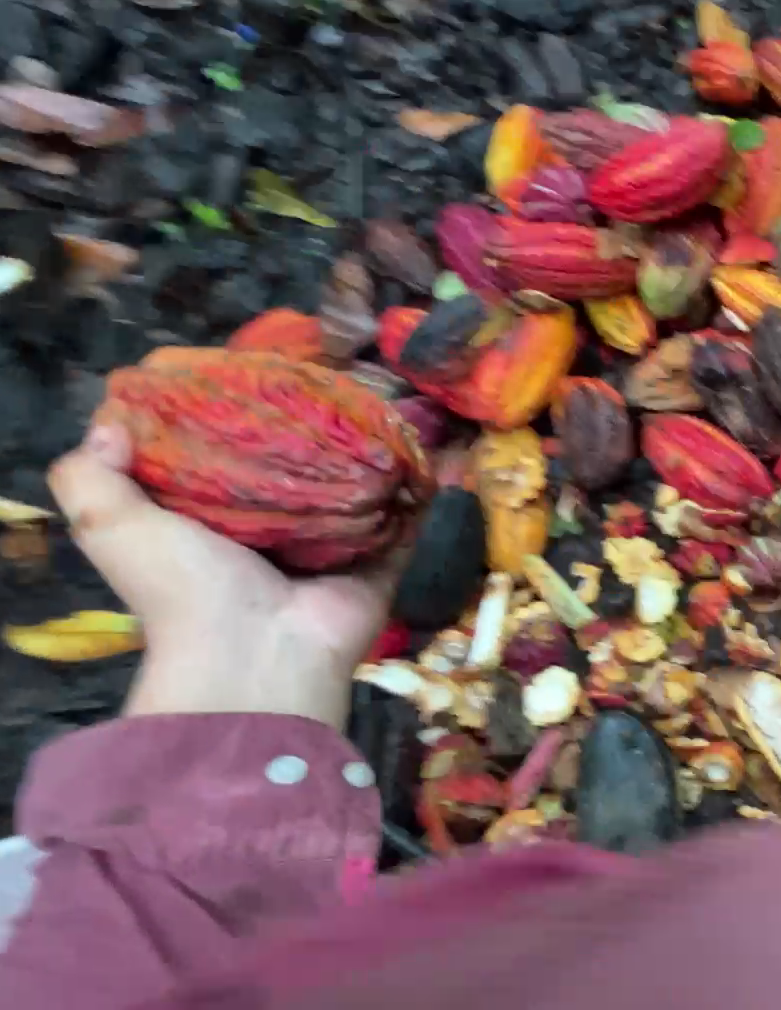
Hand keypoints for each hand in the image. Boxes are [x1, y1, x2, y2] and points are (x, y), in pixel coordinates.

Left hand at [47, 423, 401, 728]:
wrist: (259, 650)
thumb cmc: (187, 587)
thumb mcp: (117, 529)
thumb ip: (93, 481)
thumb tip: (110, 425)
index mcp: (222, 525)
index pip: (238, 466)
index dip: (249, 427)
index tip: (267, 386)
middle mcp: (283, 535)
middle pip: (309, 477)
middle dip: (326, 440)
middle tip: (343, 395)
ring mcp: (339, 549)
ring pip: (365, 494)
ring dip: (382, 462)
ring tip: (396, 418)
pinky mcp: (383, 563)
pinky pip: (409, 522)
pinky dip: (423, 495)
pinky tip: (432, 459)